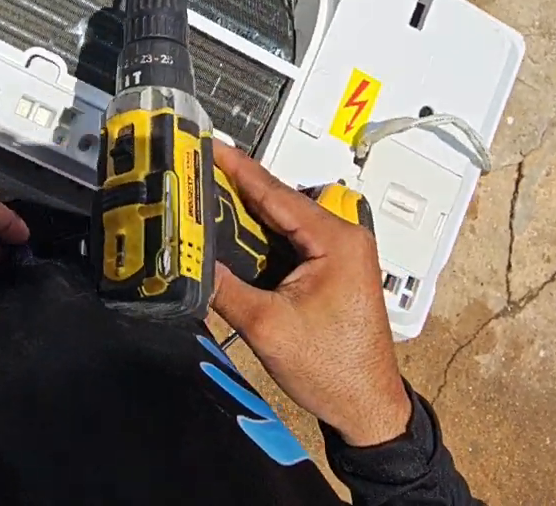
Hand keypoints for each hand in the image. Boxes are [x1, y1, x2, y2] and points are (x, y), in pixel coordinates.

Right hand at [210, 148, 412, 446]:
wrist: (368, 411)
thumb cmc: (332, 370)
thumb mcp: (267, 327)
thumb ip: (224, 288)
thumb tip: (187, 259)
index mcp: (335, 239)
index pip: (275, 192)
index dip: (237, 167)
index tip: (210, 145)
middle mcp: (342, 235)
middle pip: (278, 200)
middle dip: (237, 184)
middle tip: (198, 168)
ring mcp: (339, 250)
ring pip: (282, 217)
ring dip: (246, 209)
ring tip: (207, 192)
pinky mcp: (331, 266)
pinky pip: (288, 236)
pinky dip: (259, 232)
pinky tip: (232, 228)